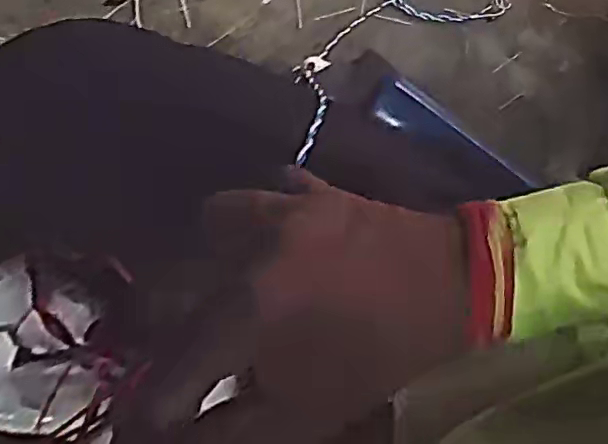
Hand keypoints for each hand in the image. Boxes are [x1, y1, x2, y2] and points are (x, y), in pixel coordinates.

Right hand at [113, 169, 472, 443]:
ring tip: (219, 292)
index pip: (168, 367)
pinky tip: (265, 244)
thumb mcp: (298, 415)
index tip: (160, 420)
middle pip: (174, 283)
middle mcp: (258, 247)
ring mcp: (291, 208)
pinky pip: (274, 189)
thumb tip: (169, 434)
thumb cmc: (381, 354)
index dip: (155, 407)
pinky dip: (259, 214)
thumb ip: (222, 432)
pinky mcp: (320, 191)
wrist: (452, 282)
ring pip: (215, 219)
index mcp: (248, 308)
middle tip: (188, 354)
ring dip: (203, 256)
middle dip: (169, 327)